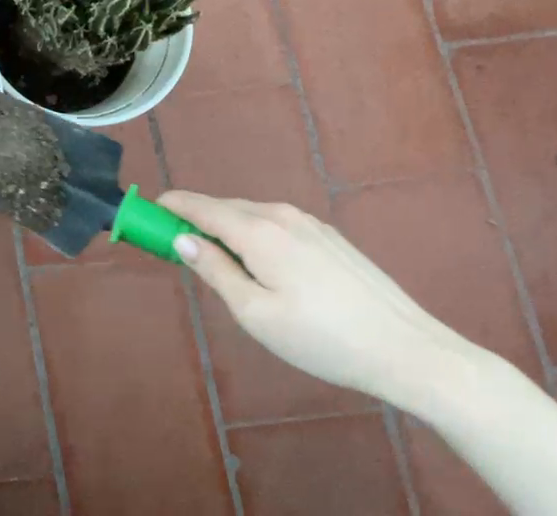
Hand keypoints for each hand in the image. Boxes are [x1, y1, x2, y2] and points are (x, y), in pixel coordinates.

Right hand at [159, 191, 477, 411]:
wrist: (410, 351)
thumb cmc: (323, 339)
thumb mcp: (256, 314)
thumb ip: (215, 271)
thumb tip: (181, 239)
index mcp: (257, 230)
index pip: (199, 206)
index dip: (169, 207)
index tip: (146, 214)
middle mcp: (281, 215)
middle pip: (224, 208)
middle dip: (195, 219)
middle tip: (174, 246)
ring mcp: (310, 224)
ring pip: (252, 215)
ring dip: (227, 229)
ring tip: (218, 263)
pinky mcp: (331, 238)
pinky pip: (277, 225)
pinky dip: (255, 235)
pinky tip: (263, 267)